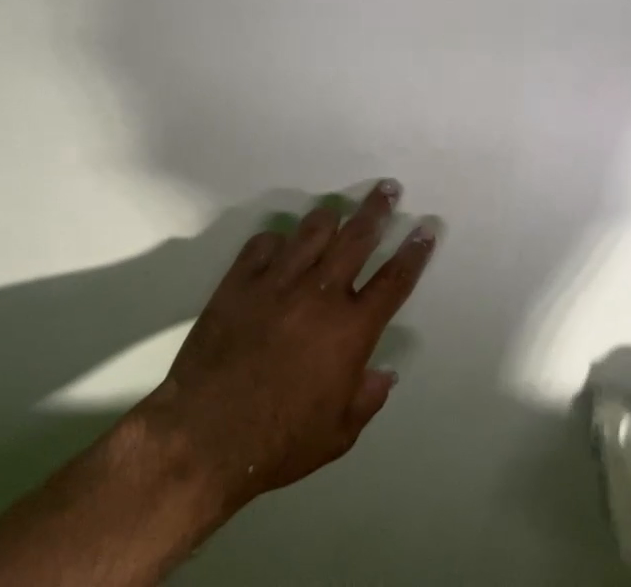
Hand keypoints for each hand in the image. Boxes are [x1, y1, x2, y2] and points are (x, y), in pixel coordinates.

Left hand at [134, 180, 437, 514]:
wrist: (205, 437)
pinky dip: (275, 240)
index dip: (414, 252)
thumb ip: (366, 400)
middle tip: (387, 189)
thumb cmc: (279, 442)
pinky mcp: (237, 285)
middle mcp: (320, 295)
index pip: (394, 280)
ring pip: (310, 232)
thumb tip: (384, 375)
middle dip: (376, 210)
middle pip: (357, 238)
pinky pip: (261, 246)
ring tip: (334, 211)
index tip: (425, 229)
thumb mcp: (338, 434)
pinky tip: (278, 245)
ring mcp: (276, 284)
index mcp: (351, 330)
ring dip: (327, 217)